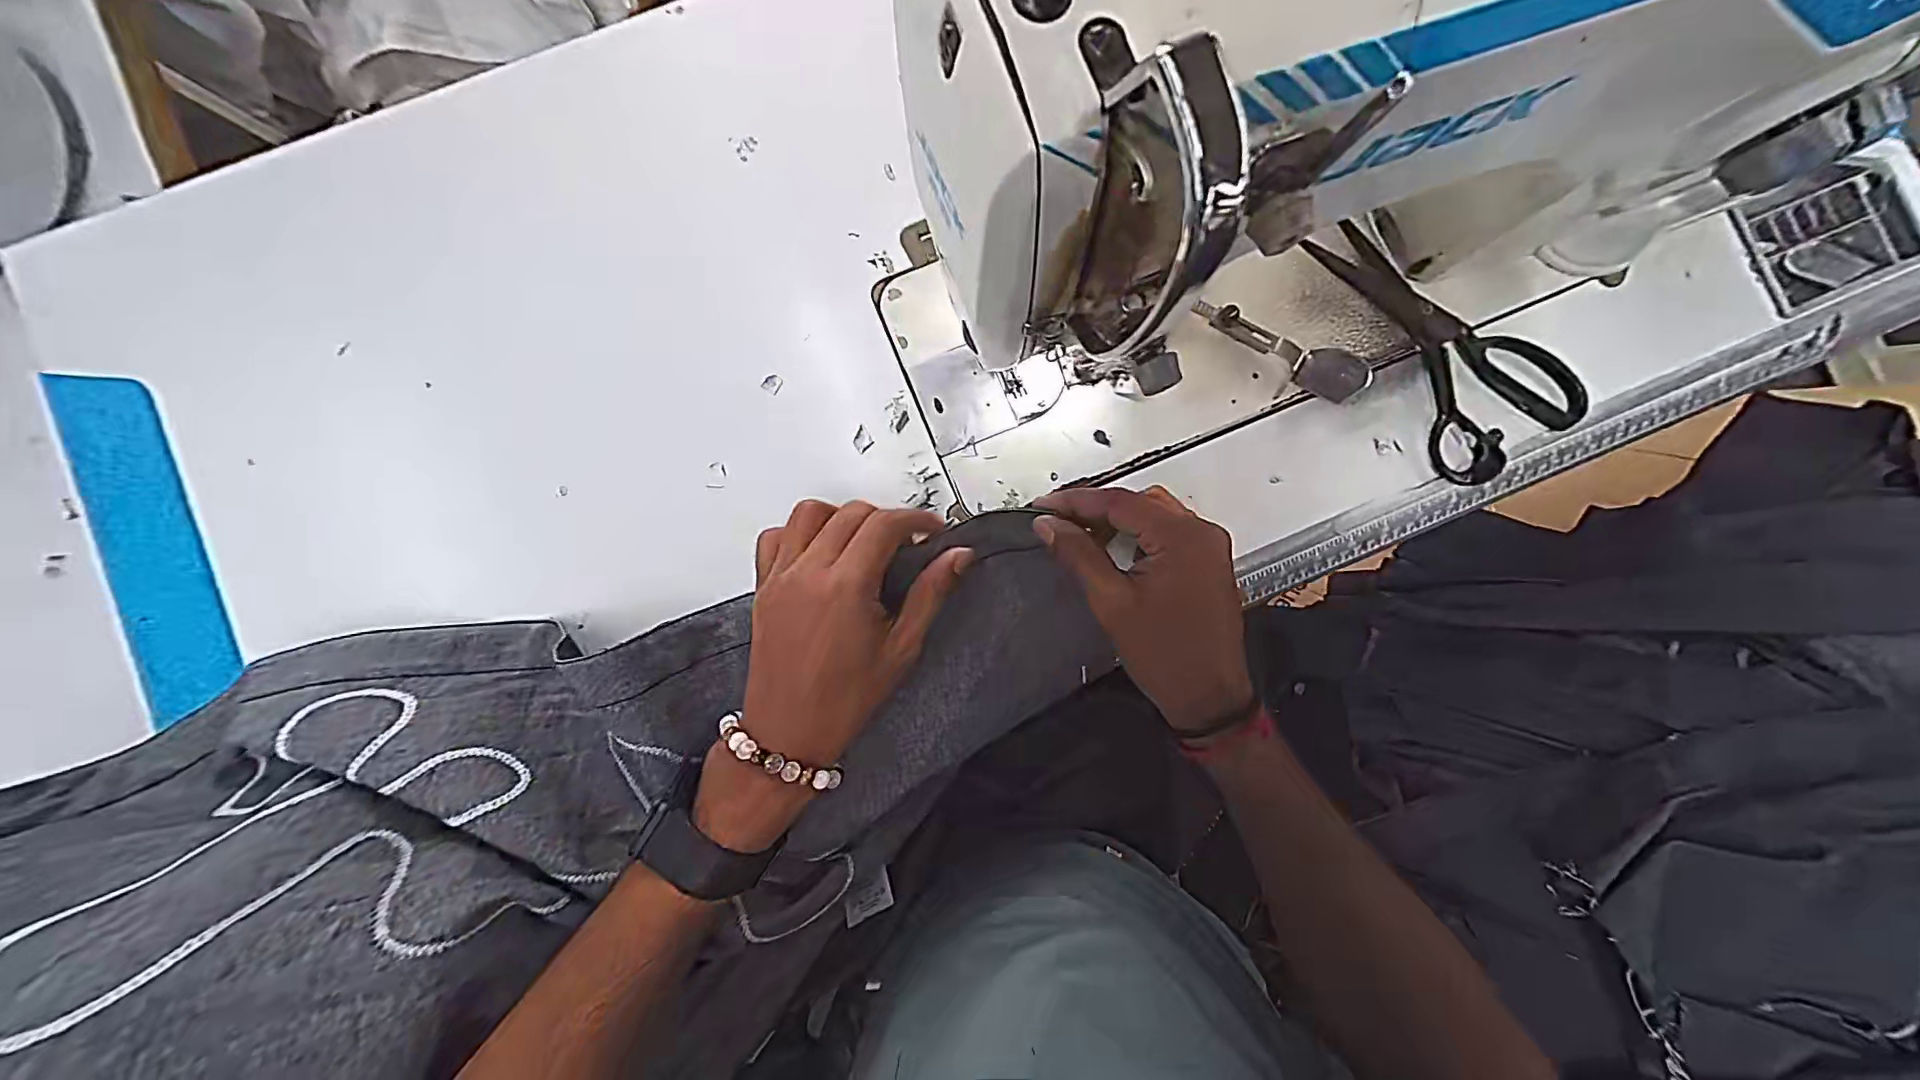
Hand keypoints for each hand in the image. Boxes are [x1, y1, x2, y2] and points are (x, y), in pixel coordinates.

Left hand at [694, 500, 972, 851]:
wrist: (790, 731)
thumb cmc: (841, 701)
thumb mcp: (901, 649)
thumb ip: (930, 594)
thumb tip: (956, 560)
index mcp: (846, 587)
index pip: (884, 524)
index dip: (916, 520)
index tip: (929, 531)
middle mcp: (809, 575)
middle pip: (852, 512)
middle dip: (886, 518)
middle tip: (905, 542)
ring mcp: (781, 578)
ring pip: (809, 513)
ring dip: (841, 515)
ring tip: (862, 540)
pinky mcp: (764, 588)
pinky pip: (773, 537)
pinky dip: (798, 532)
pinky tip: (818, 551)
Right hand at [1033, 486, 1252, 734]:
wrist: (1208, 696)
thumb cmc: (1167, 656)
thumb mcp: (1111, 601)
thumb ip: (1078, 555)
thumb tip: (1051, 525)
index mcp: (1182, 537)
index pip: (1119, 502)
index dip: (1075, 501)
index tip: (1045, 506)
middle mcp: (1201, 533)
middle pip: (1138, 502)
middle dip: (1094, 508)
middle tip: (1057, 519)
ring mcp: (1208, 547)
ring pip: (1152, 514)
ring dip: (1115, 520)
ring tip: (1078, 534)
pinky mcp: (1207, 562)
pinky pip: (1167, 532)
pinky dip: (1136, 534)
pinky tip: (1111, 548)